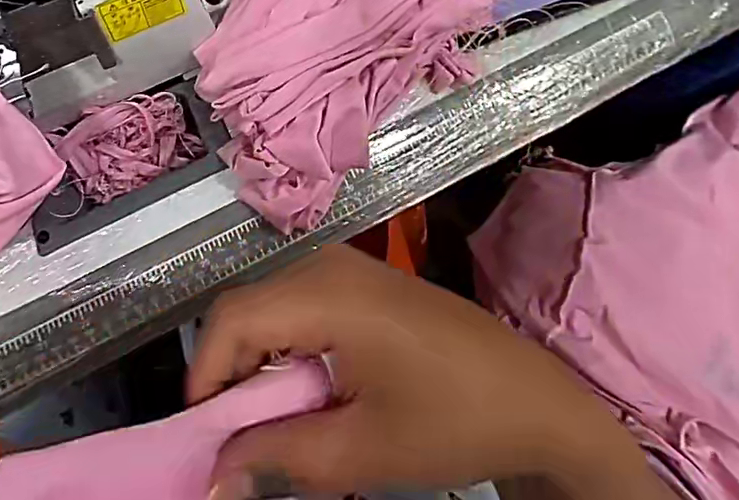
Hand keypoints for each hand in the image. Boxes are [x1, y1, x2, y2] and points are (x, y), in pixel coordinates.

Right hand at [188, 245, 668, 499]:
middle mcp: (325, 262)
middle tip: (239, 443)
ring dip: (258, 366)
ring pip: (268, 308)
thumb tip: (216, 476)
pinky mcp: (356, 278)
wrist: (533, 396)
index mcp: (324, 290)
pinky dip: (286, 351)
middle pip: (246, 309)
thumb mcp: (362, 451)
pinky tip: (309, 394)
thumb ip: (278, 456)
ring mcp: (343, 265)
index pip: (232, 318)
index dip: (205, 376)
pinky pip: (296, 306)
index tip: (206, 441)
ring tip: (276, 426)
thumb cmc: (453, 419)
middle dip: (231, 377)